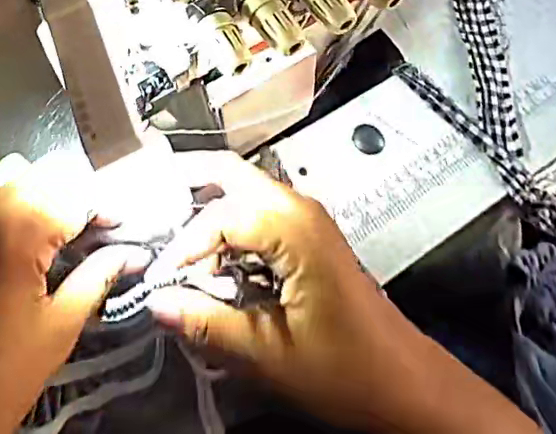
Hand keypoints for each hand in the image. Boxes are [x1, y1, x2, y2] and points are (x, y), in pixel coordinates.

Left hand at [0, 154, 142, 433]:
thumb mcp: (57, 330)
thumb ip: (98, 278)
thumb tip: (132, 253)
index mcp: (22, 227)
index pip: (80, 194)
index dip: (106, 211)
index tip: (120, 232)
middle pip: (50, 174)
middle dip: (78, 196)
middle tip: (95, 232)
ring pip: (17, 173)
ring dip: (44, 191)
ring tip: (59, 230)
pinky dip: (12, 197)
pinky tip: (23, 234)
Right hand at [145, 152, 536, 433]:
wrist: (404, 382)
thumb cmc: (347, 369)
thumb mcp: (270, 354)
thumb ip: (209, 323)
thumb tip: (158, 302)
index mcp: (292, 226)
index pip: (220, 215)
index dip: (184, 244)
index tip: (160, 278)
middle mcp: (299, 208)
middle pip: (233, 174)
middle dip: (189, 185)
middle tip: (152, 209)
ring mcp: (306, 218)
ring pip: (245, 192)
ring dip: (210, 210)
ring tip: (178, 246)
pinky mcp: (308, 235)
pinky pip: (260, 214)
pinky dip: (231, 228)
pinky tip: (214, 261)